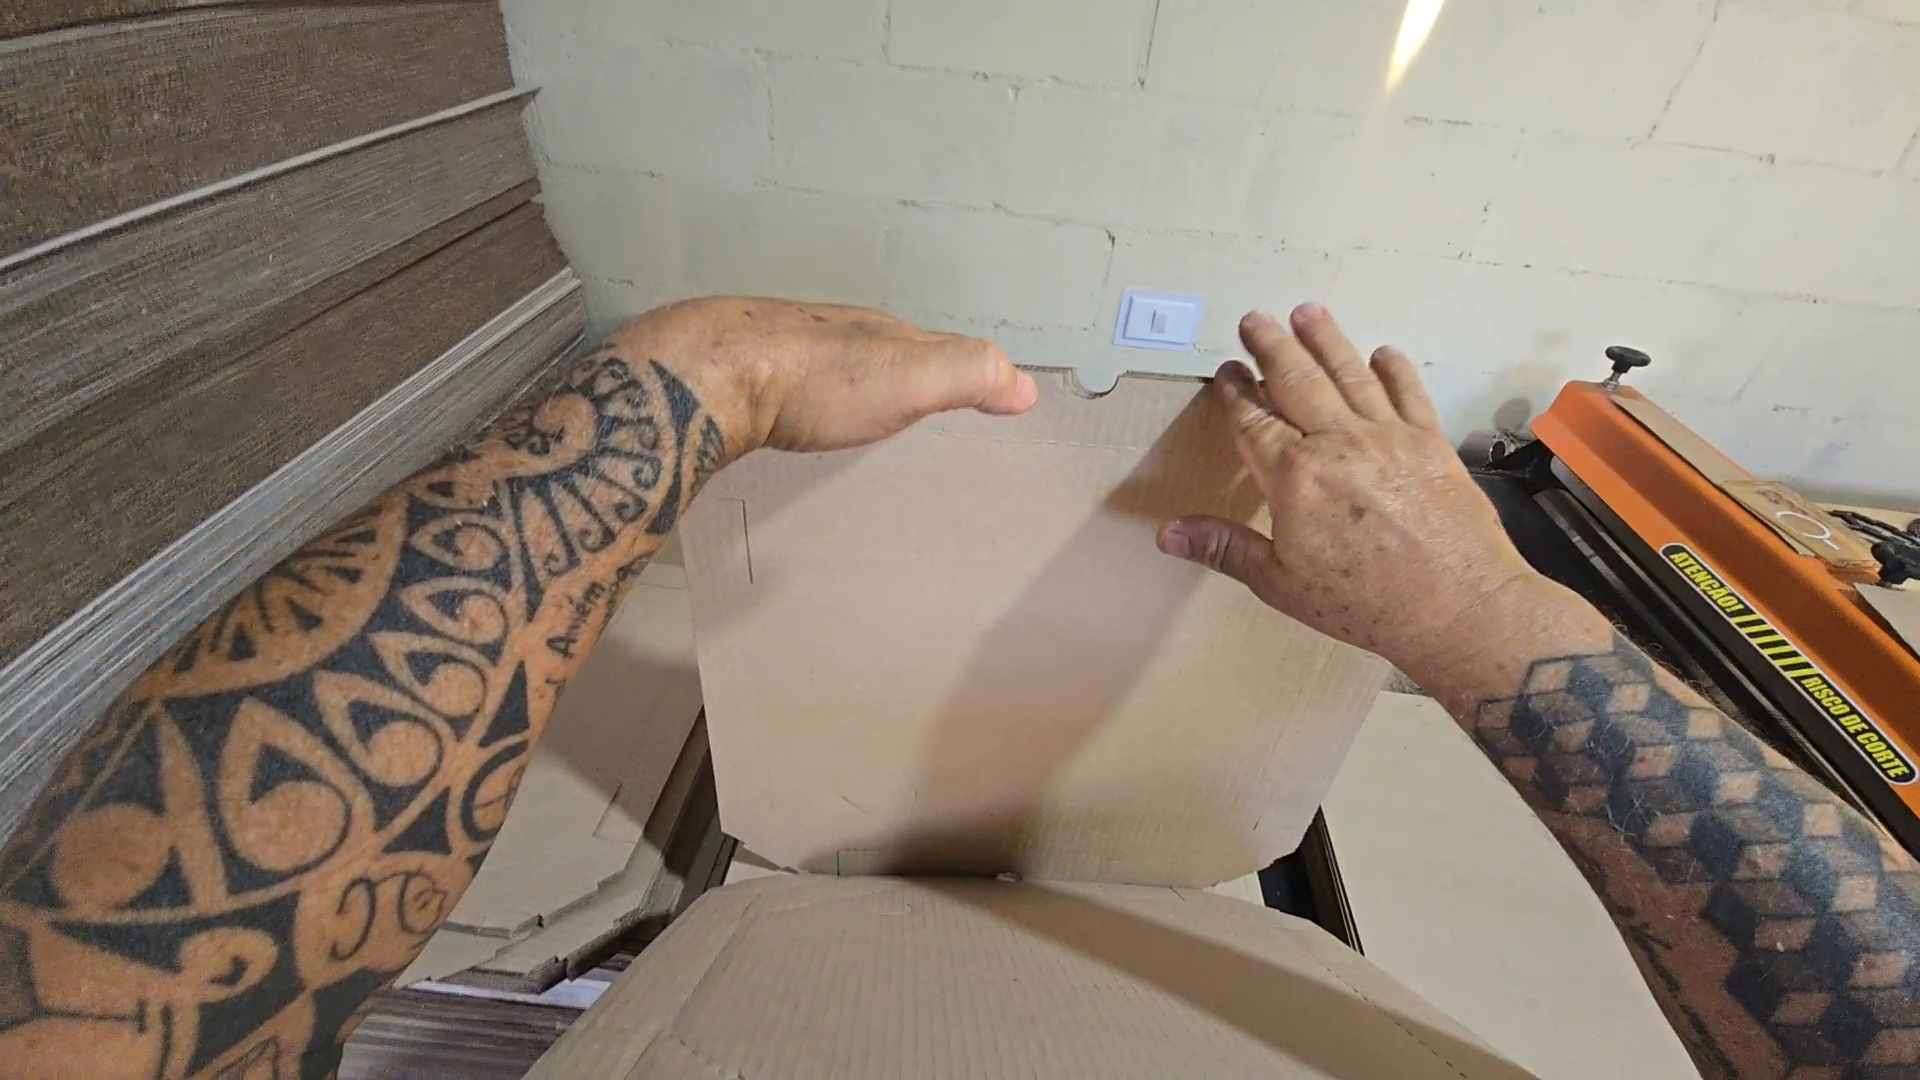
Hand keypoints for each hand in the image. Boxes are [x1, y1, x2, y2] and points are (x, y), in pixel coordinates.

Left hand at [611, 297, 1037, 457]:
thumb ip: (969, 374)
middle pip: (892, 353)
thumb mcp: (911, 378)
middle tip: (932, 408)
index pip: (941, 349)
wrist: (717, 375)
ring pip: (843, 366)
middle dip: (914, 375)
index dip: (967, 371)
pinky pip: (801, 383)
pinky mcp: (754, 376)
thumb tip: (1027, 386)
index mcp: (885, 335)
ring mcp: (795, 351)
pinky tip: (809, 415)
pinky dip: (817, 398)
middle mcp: (842, 335)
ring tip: (876, 414)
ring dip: (862, 386)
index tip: (986, 394)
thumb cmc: (816, 380)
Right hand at [1156, 304, 1544, 678]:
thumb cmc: (1363, 601)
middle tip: (1254, 319)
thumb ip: (1223, 548)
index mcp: (1295, 476)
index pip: (1254, 421)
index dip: (1237, 393)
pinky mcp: (1430, 444)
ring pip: (1349, 375)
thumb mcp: (1278, 582)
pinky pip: (1408, 393)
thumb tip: (1167, 534)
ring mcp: (1389, 438)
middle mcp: (1339, 443)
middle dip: (1272, 347)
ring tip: (1307, 310)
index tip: (1226, 370)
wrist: (1460, 607)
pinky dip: (1393, 369)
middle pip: (1297, 382)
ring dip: (1325, 340)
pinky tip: (1383, 351)